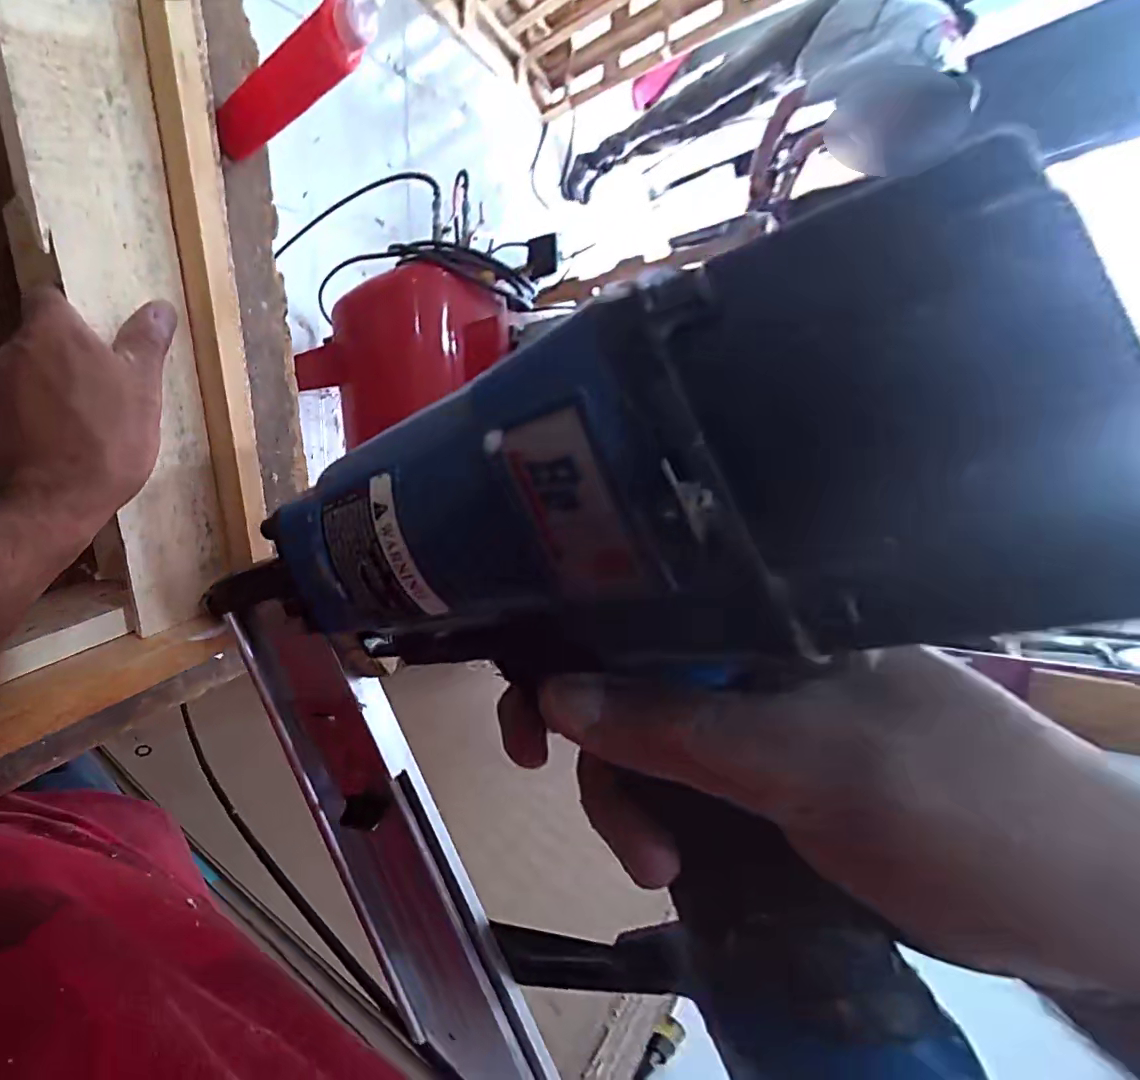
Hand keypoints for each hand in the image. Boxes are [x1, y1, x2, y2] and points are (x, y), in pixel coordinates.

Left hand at [0, 288, 175, 540]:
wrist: (54, 503)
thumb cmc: (105, 436)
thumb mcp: (141, 388)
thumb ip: (146, 342)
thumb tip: (159, 307)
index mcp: (50, 329)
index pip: (47, 295)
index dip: (69, 309)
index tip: (93, 330)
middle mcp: (14, 350)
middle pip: (38, 337)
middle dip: (63, 350)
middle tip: (98, 375)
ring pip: (27, 374)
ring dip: (49, 384)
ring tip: (82, 413)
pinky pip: (18, 408)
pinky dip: (35, 416)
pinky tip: (61, 440)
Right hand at [499, 647, 1139, 992]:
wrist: (1099, 918)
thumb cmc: (969, 812)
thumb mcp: (812, 765)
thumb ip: (675, 727)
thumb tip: (551, 697)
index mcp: (750, 630)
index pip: (624, 625)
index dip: (561, 660)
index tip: (530, 722)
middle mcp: (732, 667)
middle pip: (613, 691)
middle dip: (591, 753)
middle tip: (567, 794)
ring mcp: (738, 724)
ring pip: (631, 746)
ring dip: (622, 804)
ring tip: (654, 866)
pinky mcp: (744, 778)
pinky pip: (661, 786)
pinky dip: (647, 822)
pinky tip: (665, 862)